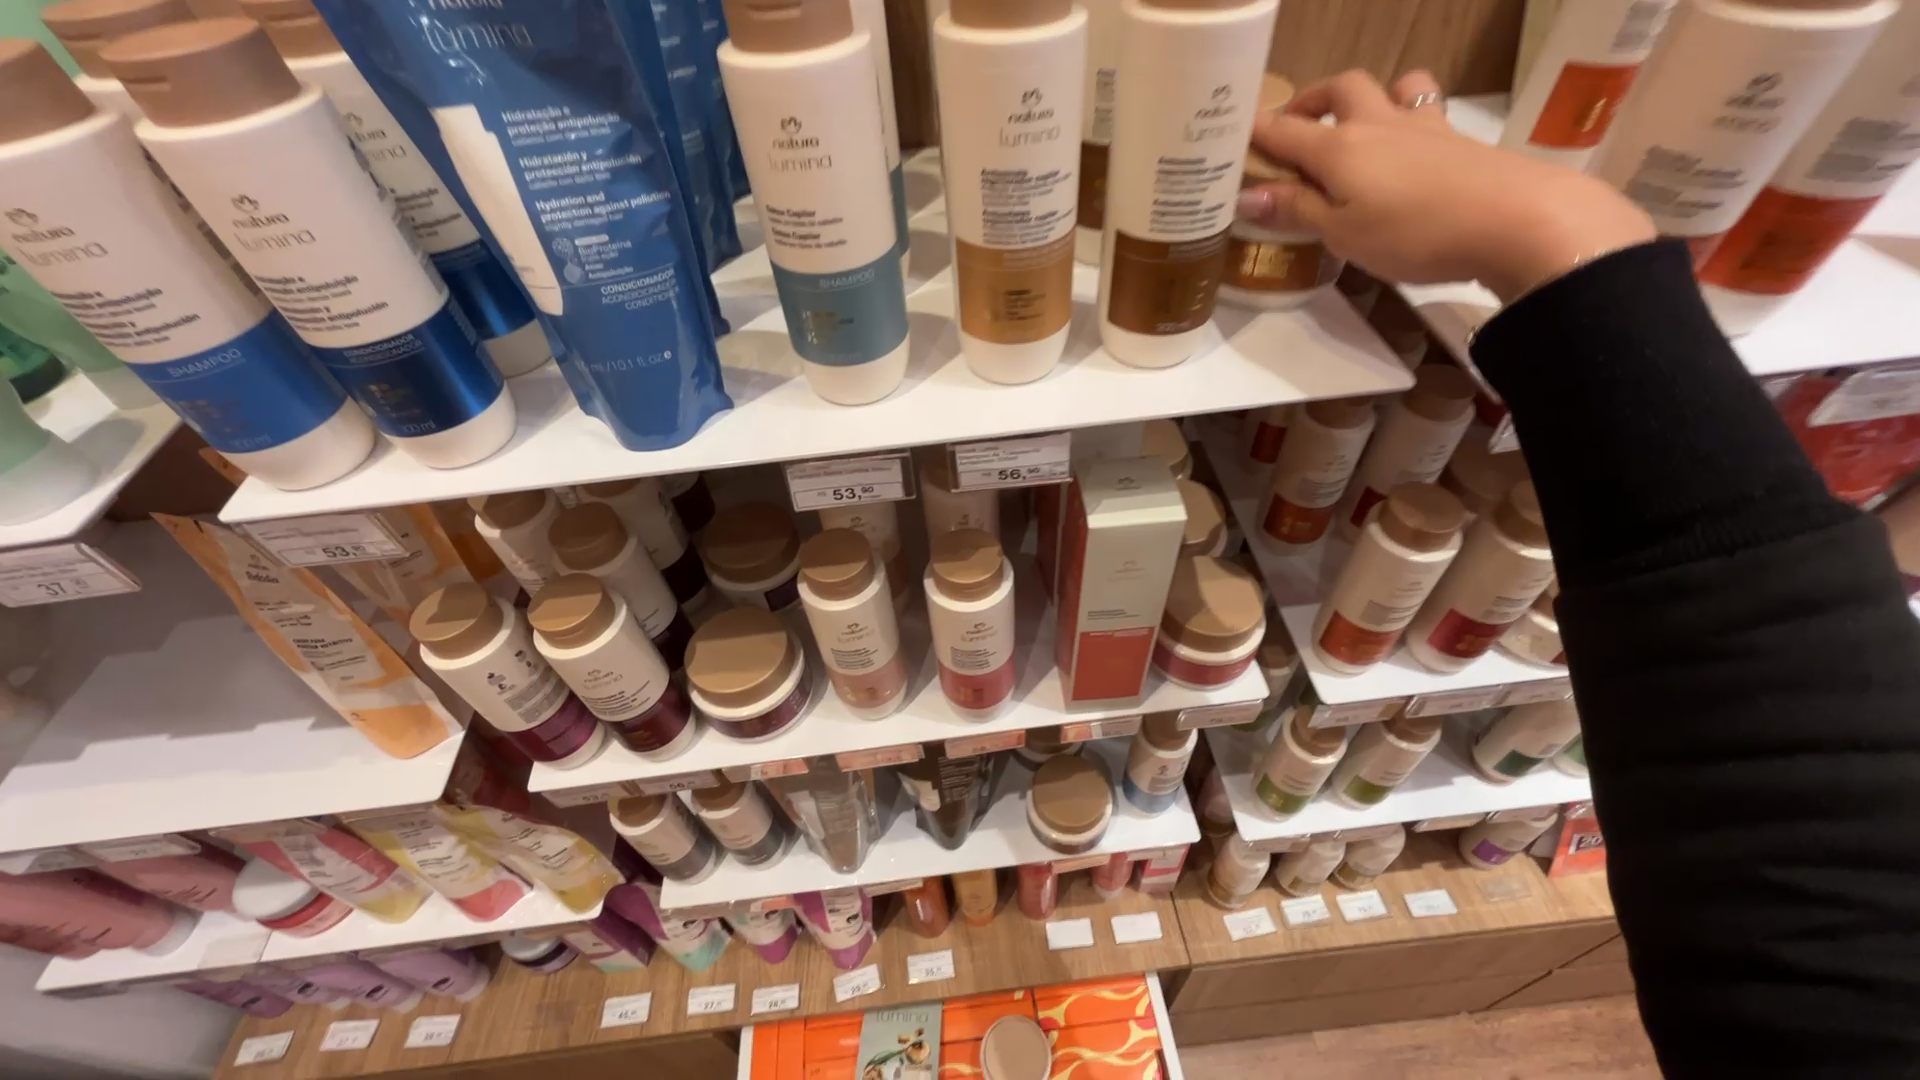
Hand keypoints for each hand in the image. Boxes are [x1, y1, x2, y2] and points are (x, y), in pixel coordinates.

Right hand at [1237, 70, 1655, 301]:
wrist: (1514, 219)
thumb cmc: (1413, 232)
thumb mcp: (1342, 232)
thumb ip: (1296, 211)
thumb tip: (1246, 195)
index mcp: (1341, 148)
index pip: (1285, 132)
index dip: (1255, 131)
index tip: (1230, 134)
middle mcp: (1378, 124)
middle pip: (1340, 89)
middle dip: (1310, 100)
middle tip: (1294, 123)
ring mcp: (1424, 126)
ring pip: (1394, 86)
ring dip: (1370, 96)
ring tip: (1359, 123)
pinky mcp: (1458, 140)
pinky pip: (1427, 109)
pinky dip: (1409, 115)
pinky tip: (1408, 144)